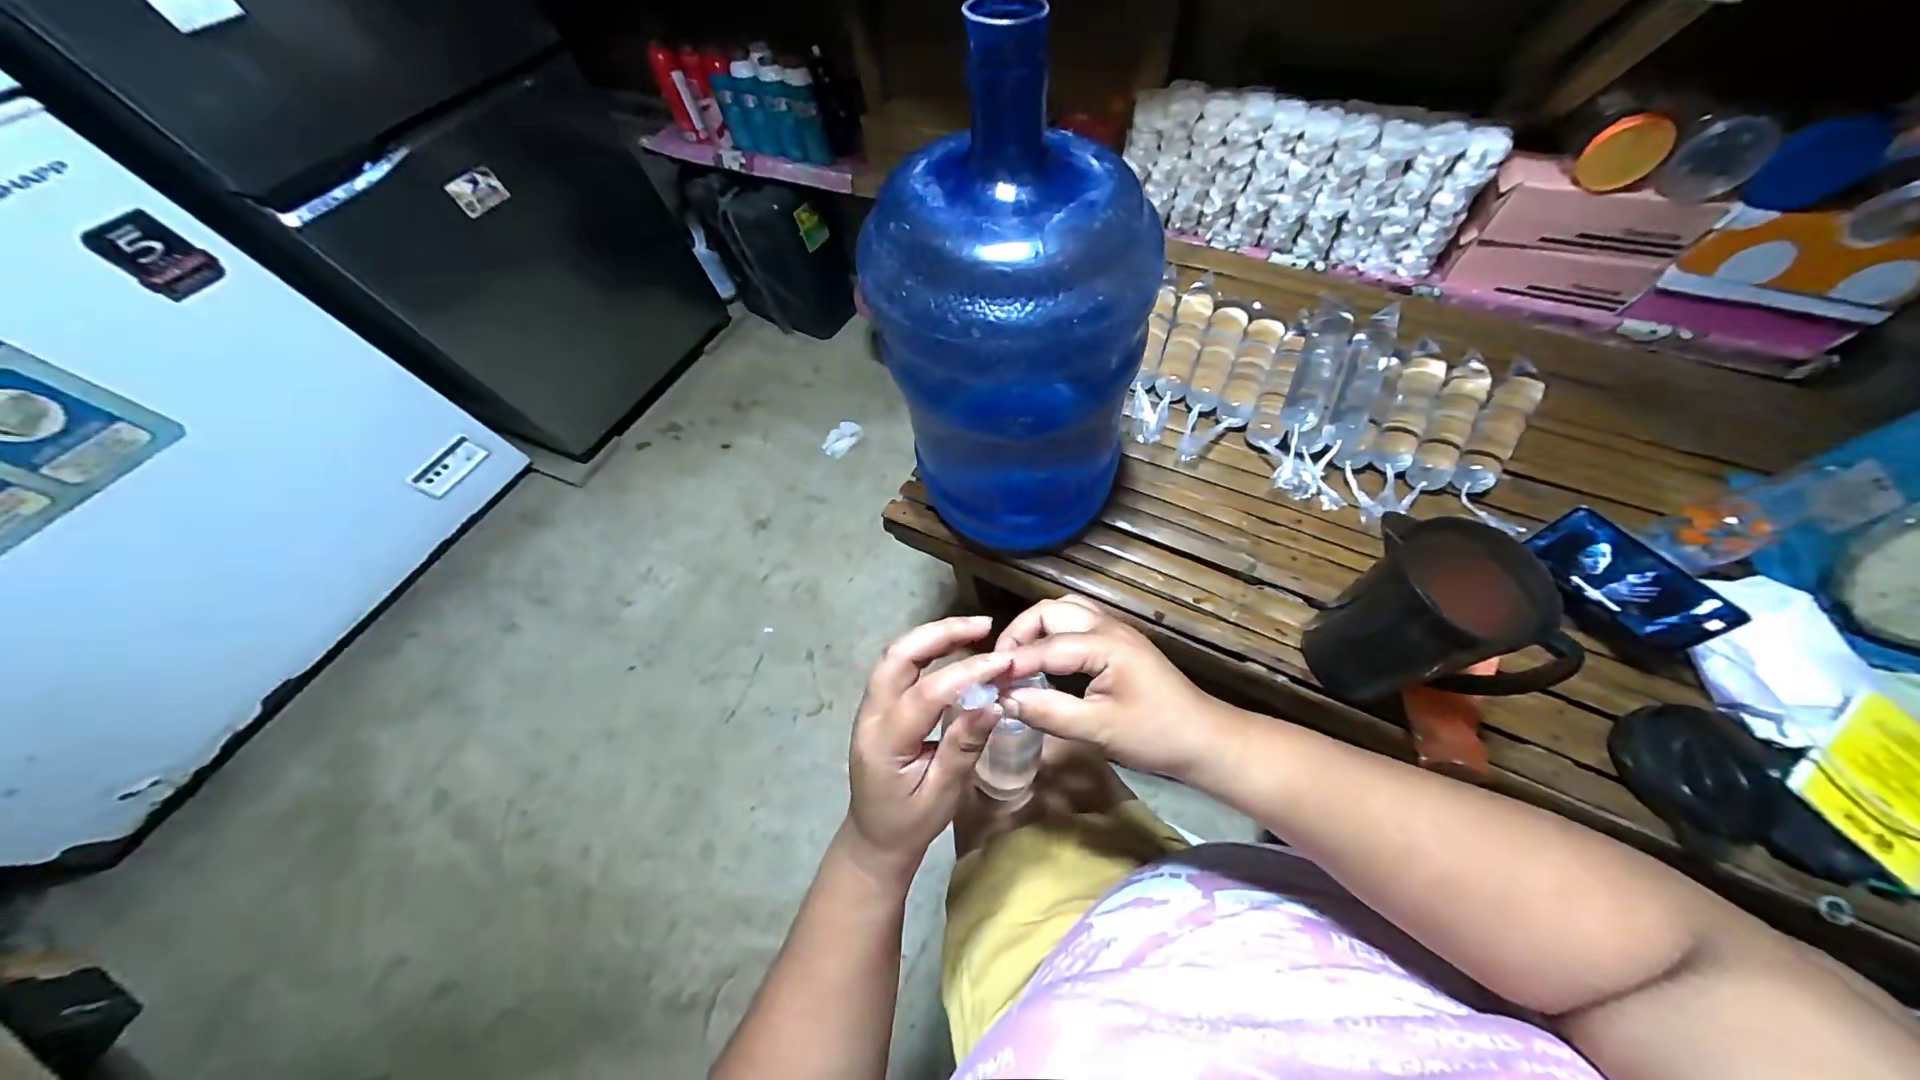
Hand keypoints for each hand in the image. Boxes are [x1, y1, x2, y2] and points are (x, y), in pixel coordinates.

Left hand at [845, 616, 1012, 879]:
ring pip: (896, 655)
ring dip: (933, 636)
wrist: (874, 837)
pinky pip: (899, 666)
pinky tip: (954, 646)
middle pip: (898, 657)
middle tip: (984, 626)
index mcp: (885, 742)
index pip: (926, 693)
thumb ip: (963, 747)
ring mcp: (870, 707)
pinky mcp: (878, 705)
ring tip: (974, 629)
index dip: (967, 673)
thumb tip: (994, 702)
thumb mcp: (942, 794)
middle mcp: (871, 715)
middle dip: (940, 634)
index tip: (1004, 662)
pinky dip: (927, 649)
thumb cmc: (910, 822)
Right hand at [995, 596, 1229, 777]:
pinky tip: (1044, 659)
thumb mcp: (1100, 730)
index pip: (1046, 647)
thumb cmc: (1156, 735)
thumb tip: (1004, 700)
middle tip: (1000, 665)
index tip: (984, 680)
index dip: (1013, 663)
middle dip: (1020, 633)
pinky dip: (1052, 633)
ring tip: (1017, 658)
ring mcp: (1115, 631)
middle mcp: (1108, 627)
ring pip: (1064, 610)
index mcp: (1106, 644)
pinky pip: (1076, 622)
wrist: (1205, 739)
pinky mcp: (1118, 642)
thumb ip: (1050, 712)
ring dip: (1036, 628)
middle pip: (1051, 611)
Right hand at [1600, 571, 1658, 604]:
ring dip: (1647, 594)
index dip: (1645, 580)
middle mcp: (1626, 589)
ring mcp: (1626, 594)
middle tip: (1659, 588)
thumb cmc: (1617, 585)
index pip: (1637, 581)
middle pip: (1639, 588)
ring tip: (1656, 593)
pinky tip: (1649, 599)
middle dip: (1649, 588)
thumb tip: (1646, 574)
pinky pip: (1635, 599)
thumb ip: (1635, 577)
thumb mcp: (1624, 580)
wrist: (1606, 593)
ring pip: (1639, 594)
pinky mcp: (1626, 599)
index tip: (1652, 579)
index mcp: (1625, 583)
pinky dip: (1642, 600)